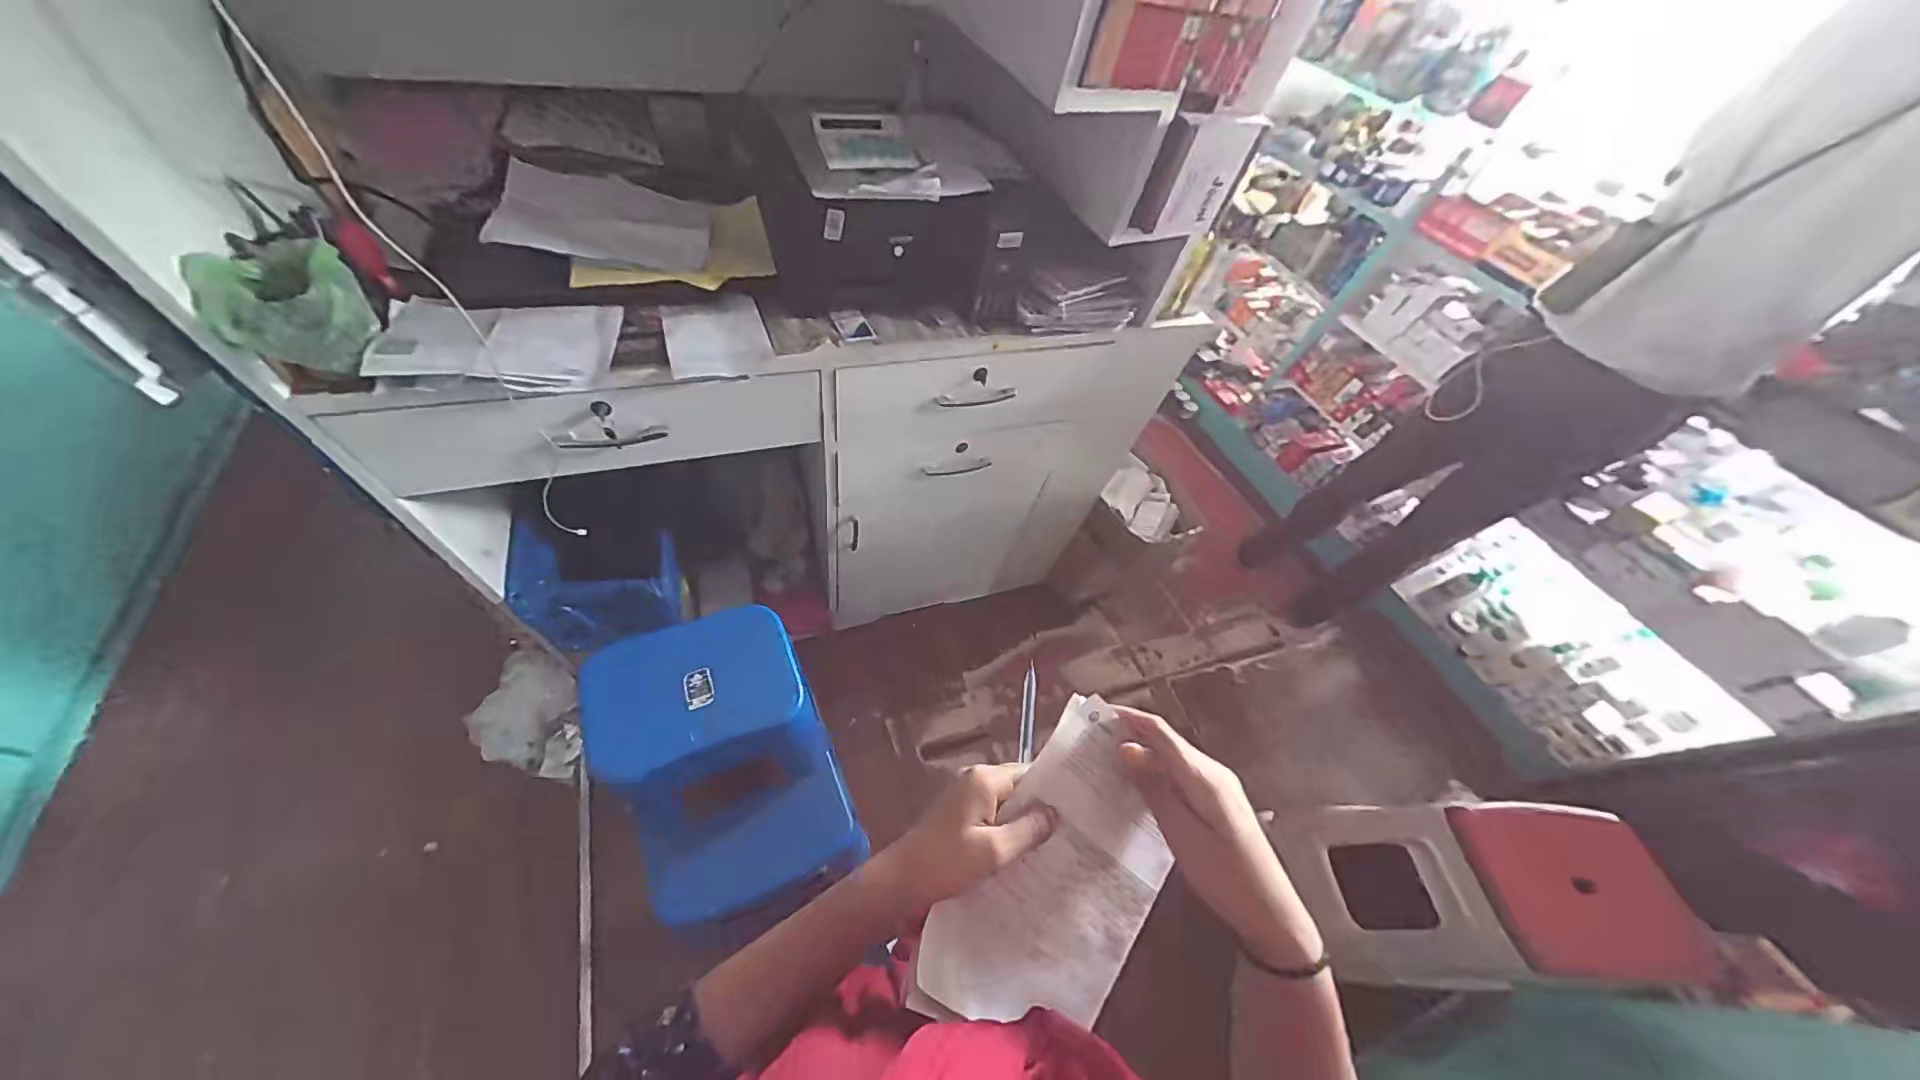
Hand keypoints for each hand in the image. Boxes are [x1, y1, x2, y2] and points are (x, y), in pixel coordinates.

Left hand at [864, 763, 1058, 915]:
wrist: (901, 881)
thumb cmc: (947, 862)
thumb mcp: (995, 851)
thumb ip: (1028, 830)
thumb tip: (1055, 813)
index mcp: (984, 779)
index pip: (1030, 774)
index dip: (1053, 790)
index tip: (1079, 808)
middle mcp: (975, 779)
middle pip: (1018, 787)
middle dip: (1041, 807)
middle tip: (1073, 829)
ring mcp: (965, 796)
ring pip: (1006, 803)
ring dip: (1024, 820)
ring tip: (1055, 842)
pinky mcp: (959, 814)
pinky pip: (992, 815)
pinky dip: (1007, 828)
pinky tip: (1024, 850)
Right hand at [1113, 707, 1324, 970]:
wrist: (1272, 913)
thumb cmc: (1226, 877)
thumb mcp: (1181, 833)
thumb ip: (1154, 788)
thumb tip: (1126, 748)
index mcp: (1205, 776)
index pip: (1160, 732)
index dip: (1129, 719)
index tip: (1099, 716)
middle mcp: (1213, 772)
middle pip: (1166, 741)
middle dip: (1131, 735)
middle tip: (1095, 741)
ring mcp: (1218, 786)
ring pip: (1172, 758)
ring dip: (1142, 755)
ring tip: (1108, 761)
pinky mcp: (1217, 801)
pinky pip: (1180, 775)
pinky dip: (1156, 773)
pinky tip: (1139, 787)